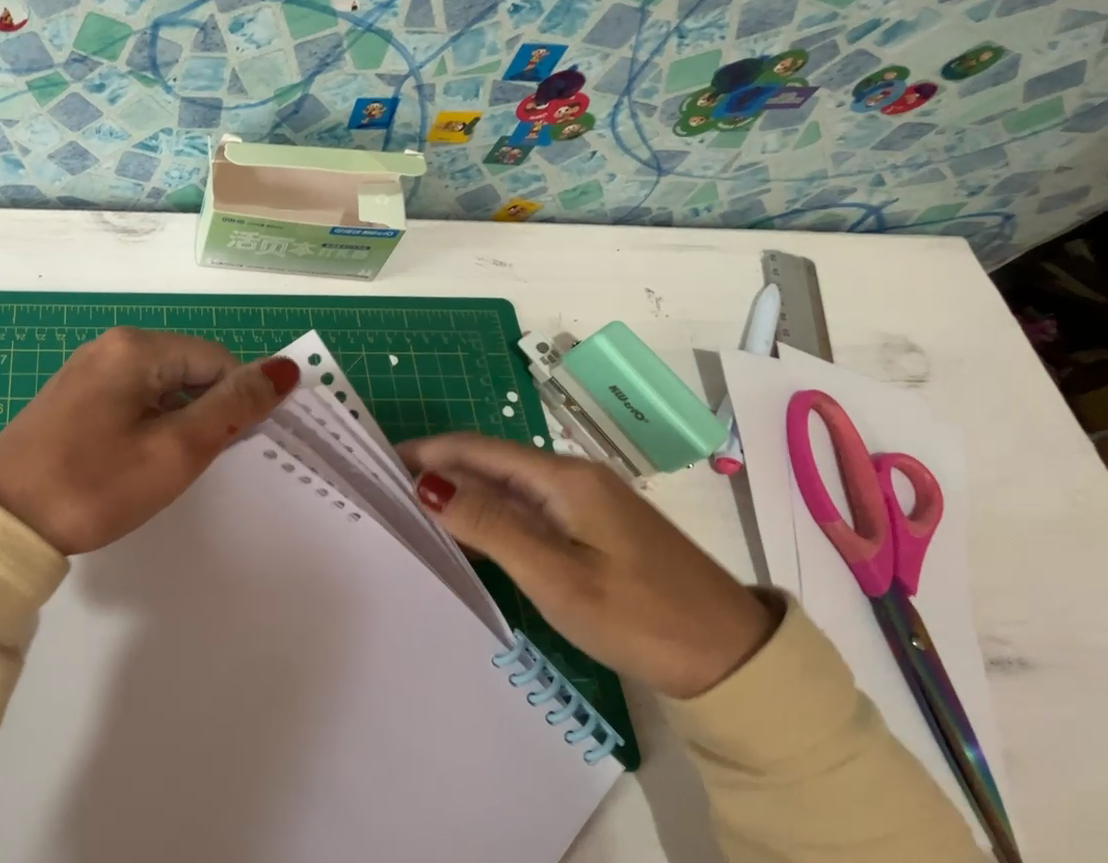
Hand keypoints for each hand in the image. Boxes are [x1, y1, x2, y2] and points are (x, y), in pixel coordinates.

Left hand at [0, 328, 300, 554]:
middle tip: (191, 465)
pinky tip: (132, 463)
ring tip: (160, 470)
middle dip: (204, 413)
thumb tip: (285, 367)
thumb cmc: (95, 485)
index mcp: (137, 347)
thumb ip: (233, 406)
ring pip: (160, 387)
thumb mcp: (176, 449)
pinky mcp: (70, 397)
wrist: (2, 520)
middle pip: (188, 369)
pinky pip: (129, 400)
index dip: (236, 404)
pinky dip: (146, 426)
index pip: (218, 360)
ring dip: (176, 423)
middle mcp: (111, 345)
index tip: (227, 451)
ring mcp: (85, 370)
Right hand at [399, 434, 780, 698]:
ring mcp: (585, 503)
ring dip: (458, 494)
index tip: (376, 464)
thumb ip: (488, 525)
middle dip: (436, 469)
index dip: (425, 451)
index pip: (476, 448)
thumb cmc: (639, 617)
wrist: (732, 660)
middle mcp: (571, 477)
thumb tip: (426, 482)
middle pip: (488, 462)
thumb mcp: (555, 574)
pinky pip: (524, 510)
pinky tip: (464, 538)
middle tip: (384, 492)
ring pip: (504, 487)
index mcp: (563, 478)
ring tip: (410, 514)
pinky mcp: (593, 530)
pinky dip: (487, 517)